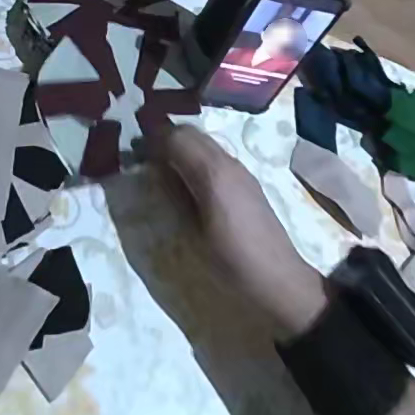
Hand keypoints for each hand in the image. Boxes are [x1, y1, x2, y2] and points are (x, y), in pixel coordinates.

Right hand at [147, 123, 327, 338]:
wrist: (280, 283)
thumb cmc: (231, 264)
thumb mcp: (192, 234)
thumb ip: (172, 195)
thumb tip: (154, 171)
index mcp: (212, 173)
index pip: (175, 137)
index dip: (152, 140)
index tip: (134, 153)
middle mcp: (228, 161)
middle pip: (190, 132)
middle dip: (165, 138)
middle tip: (145, 157)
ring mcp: (241, 168)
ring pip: (204, 140)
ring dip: (181, 145)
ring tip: (163, 167)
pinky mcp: (247, 180)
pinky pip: (215, 153)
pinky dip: (196, 155)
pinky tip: (188, 179)